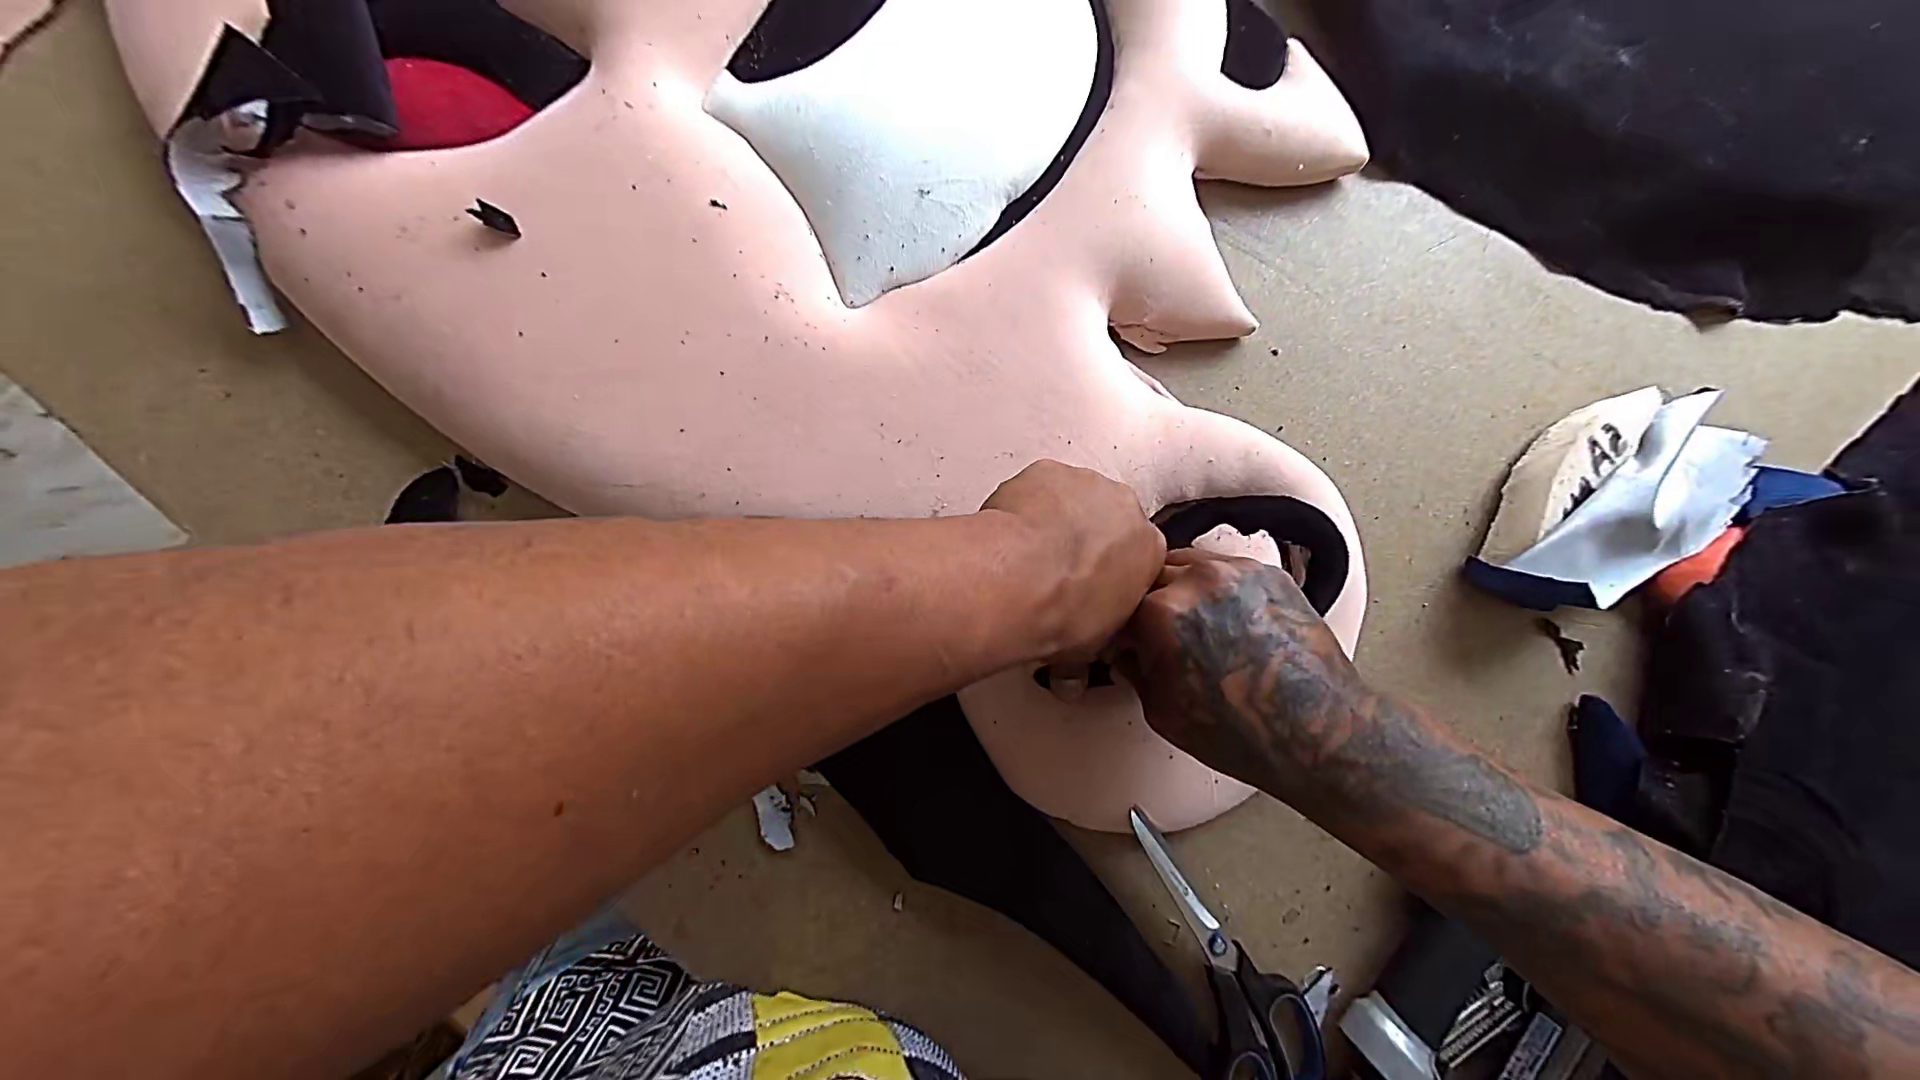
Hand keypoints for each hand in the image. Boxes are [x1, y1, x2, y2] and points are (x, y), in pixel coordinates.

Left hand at [979, 460, 1165, 664]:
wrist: (1022, 581)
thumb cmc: (1062, 611)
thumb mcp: (1090, 646)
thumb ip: (1091, 648)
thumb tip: (1070, 678)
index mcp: (1149, 549)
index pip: (1138, 553)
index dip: (1111, 567)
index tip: (1088, 579)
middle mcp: (1125, 507)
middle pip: (1107, 516)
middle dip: (1086, 536)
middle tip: (1054, 564)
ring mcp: (1086, 484)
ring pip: (1072, 495)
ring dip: (1055, 515)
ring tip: (1026, 548)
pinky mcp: (1048, 470)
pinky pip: (1038, 483)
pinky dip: (1025, 500)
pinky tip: (1010, 529)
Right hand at [1112, 549, 1369, 795]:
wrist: (1321, 733)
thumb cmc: (1248, 731)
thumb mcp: (1162, 710)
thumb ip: (1132, 669)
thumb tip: (1123, 651)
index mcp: (1161, 613)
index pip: (1116, 603)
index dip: (1114, 625)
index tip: (1120, 639)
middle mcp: (1197, 581)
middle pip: (1147, 575)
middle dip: (1143, 602)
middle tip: (1150, 632)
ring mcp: (1236, 572)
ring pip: (1182, 561)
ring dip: (1174, 585)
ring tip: (1184, 620)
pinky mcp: (1268, 573)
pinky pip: (1221, 566)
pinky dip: (1209, 584)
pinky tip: (1217, 616)